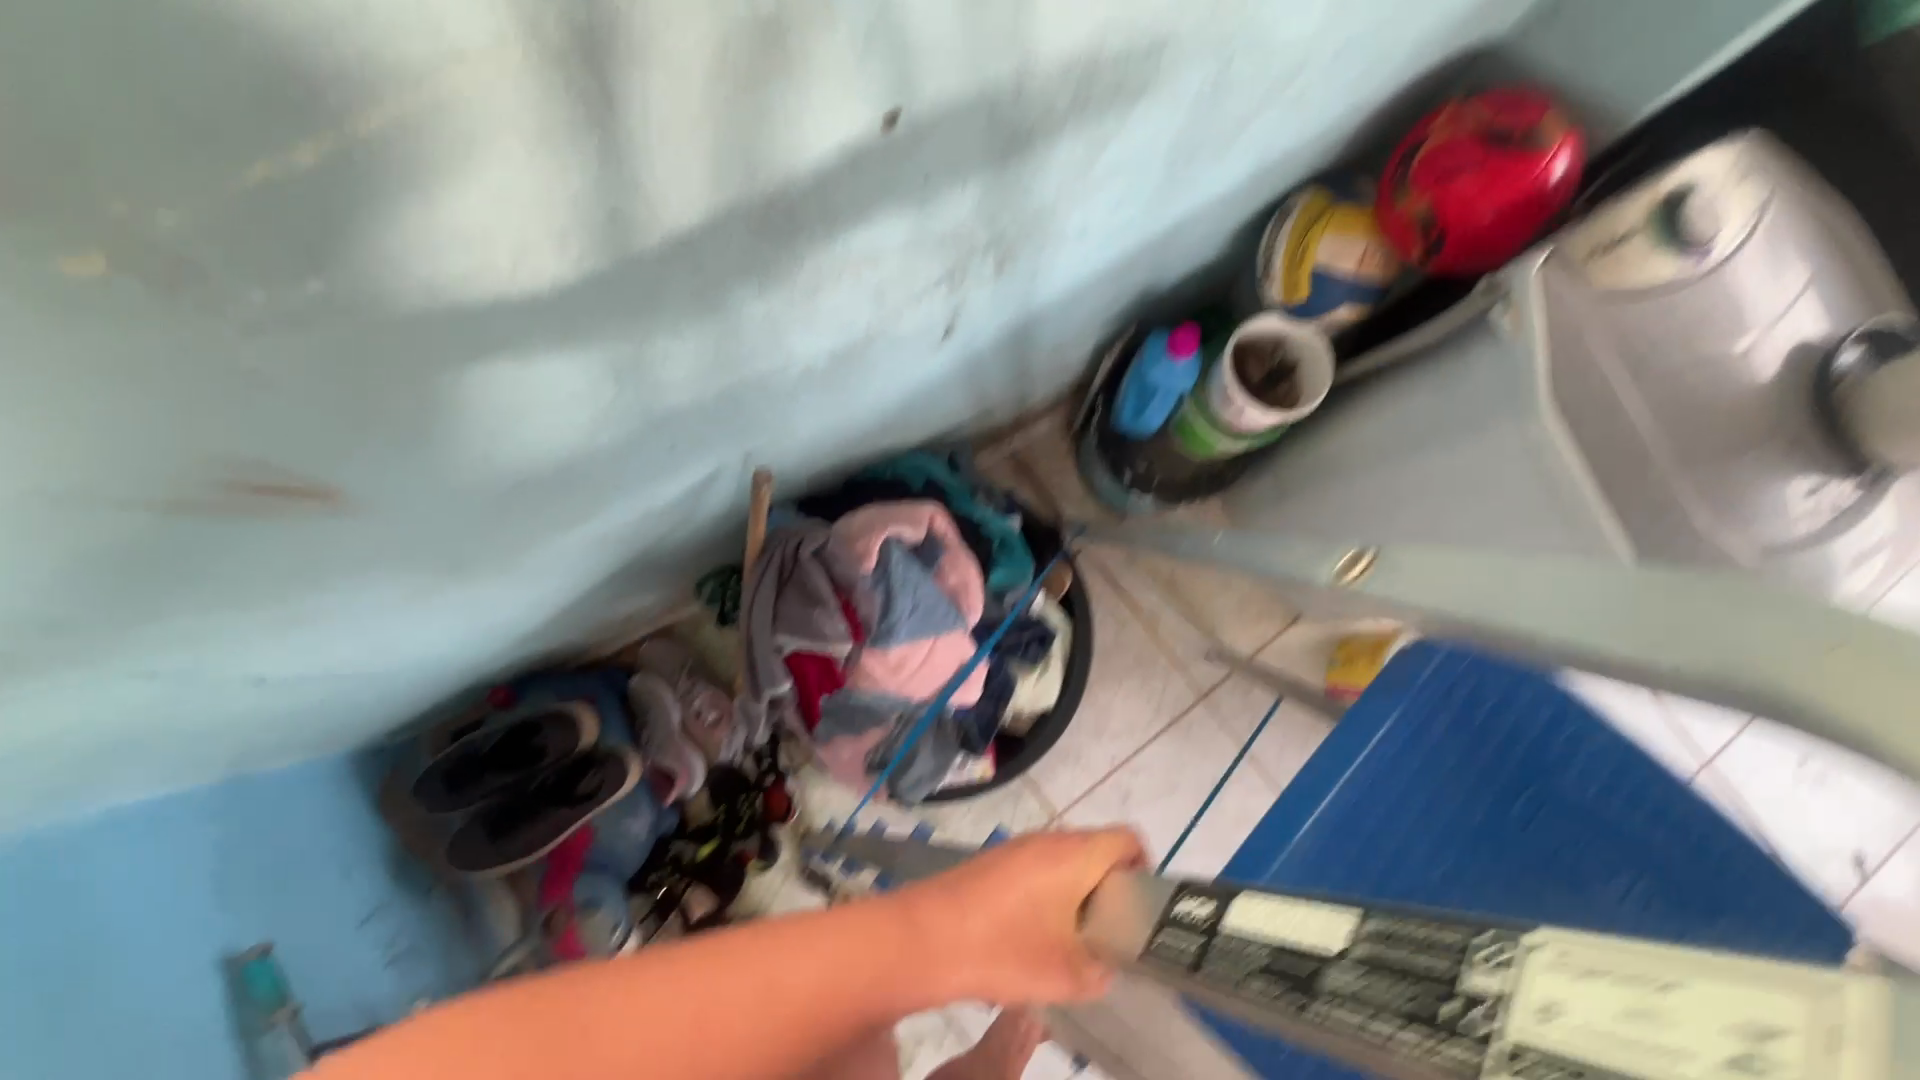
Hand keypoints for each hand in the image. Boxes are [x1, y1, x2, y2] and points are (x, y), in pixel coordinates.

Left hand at [896, 828, 1146, 1004]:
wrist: (922, 938)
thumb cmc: (1003, 949)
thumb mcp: (1066, 976)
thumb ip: (1100, 971)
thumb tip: (1105, 965)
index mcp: (1076, 853)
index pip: (1128, 838)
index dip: (1144, 868)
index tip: (1142, 909)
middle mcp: (1048, 839)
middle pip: (1096, 849)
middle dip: (1109, 889)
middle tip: (1109, 934)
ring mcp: (1016, 847)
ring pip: (1064, 861)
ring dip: (1075, 893)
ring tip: (1071, 940)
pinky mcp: (992, 862)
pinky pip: (1035, 869)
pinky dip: (1046, 894)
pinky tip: (1031, 935)